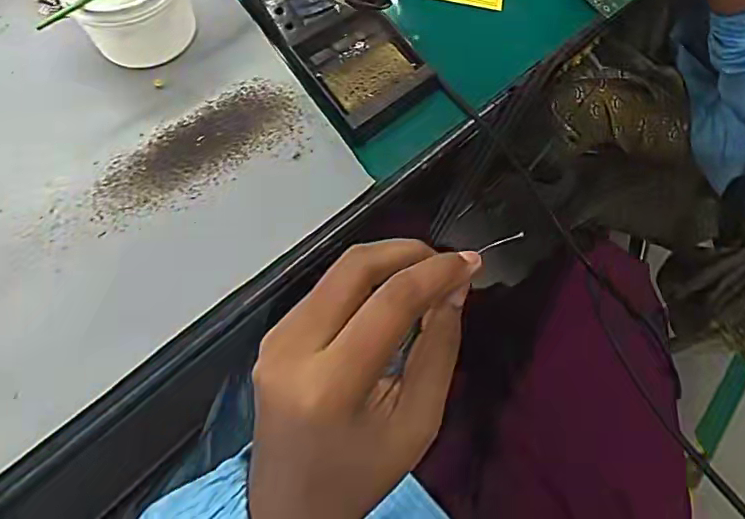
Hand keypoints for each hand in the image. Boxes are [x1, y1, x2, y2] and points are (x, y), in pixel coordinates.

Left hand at [249, 240, 481, 518]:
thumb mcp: (417, 423)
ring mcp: (278, 338)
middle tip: (445, 263)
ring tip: (425, 276)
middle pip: (357, 266)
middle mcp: (293, 350)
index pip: (390, 301)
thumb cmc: (359, 474)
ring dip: (389, 260)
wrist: (290, 509)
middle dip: (409, 251)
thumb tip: (455, 286)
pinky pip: (329, 284)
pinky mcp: (276, 331)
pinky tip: (391, 293)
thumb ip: (440, 348)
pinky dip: (368, 278)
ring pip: (342, 268)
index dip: (435, 272)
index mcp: (329, 385)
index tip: (469, 262)